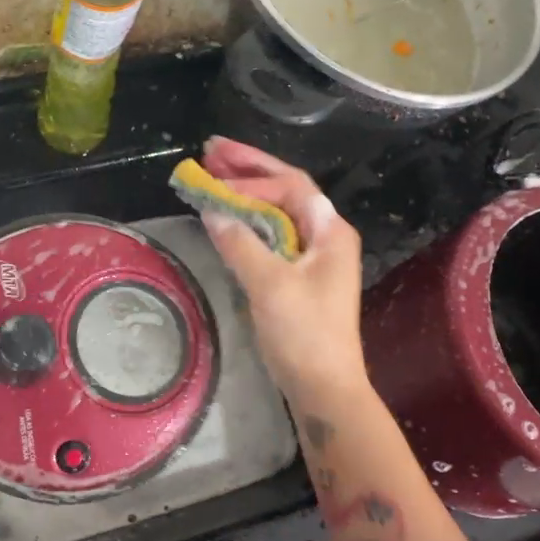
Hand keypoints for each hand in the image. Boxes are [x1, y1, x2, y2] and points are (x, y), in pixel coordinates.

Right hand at [198, 137, 368, 407]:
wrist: (323, 388)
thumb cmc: (304, 334)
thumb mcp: (270, 285)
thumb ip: (240, 244)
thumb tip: (211, 210)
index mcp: (329, 232)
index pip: (290, 186)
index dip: (251, 175)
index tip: (213, 171)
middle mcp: (324, 238)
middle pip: (285, 193)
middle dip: (248, 172)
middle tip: (210, 152)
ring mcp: (311, 259)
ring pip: (276, 214)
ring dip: (245, 195)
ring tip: (212, 177)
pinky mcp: (297, 280)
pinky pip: (270, 238)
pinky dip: (246, 224)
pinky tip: (225, 220)